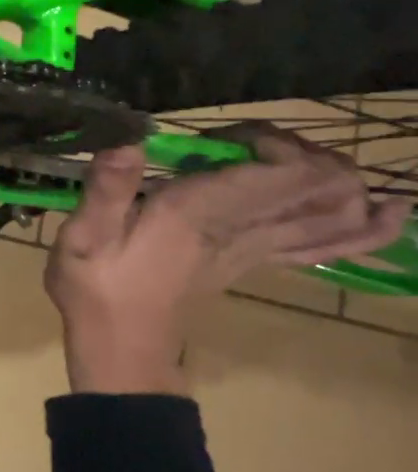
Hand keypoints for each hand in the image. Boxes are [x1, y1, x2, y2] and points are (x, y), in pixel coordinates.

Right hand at [46, 123, 406, 394]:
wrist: (119, 336)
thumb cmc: (96, 281)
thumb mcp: (84, 233)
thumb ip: (108, 188)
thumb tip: (127, 141)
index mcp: (205, 213)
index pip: (283, 171)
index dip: (272, 141)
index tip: (221, 135)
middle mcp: (247, 227)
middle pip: (325, 186)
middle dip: (305, 152)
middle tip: (249, 142)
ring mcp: (261, 247)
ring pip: (341, 213)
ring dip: (341, 182)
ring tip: (306, 160)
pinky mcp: (258, 259)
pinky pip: (332, 242)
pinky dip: (369, 226)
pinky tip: (391, 211)